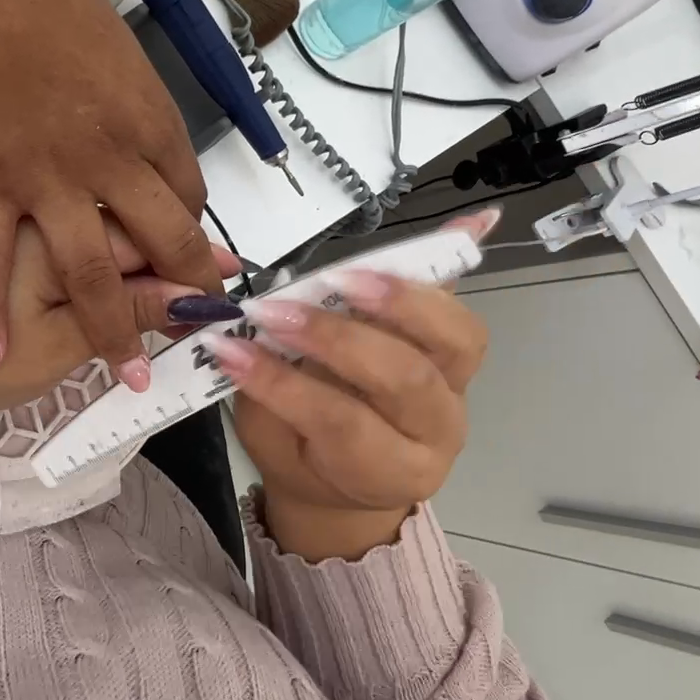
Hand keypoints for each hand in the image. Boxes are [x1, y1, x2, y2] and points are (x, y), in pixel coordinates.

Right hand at [0, 0, 221, 393]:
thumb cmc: (54, 1)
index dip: (193, 232)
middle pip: (161, 243)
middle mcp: (111, 161)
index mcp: (150, 120)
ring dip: (114, 331)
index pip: (187, 195)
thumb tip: (149, 156)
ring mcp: (48, 180)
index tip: (192, 253)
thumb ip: (140, 112)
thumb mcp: (122, 52)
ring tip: (129, 376)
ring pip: (91, 271)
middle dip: (182, 290)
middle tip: (191, 325)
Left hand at [0, 220, 244, 419]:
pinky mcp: (12, 217)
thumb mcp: (55, 344)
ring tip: (187, 259)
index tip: (226, 294)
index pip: (147, 246)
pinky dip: (107, 229)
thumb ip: (123, 311)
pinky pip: (76, 211)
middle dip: (178, 249)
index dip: (189, 272)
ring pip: (109, 209)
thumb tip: (186, 300)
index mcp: (64, 232)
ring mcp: (29, 204)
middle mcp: (52, 203)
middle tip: (221, 276)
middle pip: (135, 218)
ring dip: (147, 234)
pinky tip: (129, 239)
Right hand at [200, 211, 499, 560]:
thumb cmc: (302, 458)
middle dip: (334, 338)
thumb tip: (241, 332)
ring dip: (397, 301)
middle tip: (275, 311)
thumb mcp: (270, 440)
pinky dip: (462, 263)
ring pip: (453, 340)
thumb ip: (264, 390)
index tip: (226, 349)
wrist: (347, 478)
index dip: (282, 383)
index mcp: (385, 469)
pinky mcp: (457, 351)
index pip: (339, 422)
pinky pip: (463, 303)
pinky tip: (472, 220)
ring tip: (342, 278)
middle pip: (402, 378)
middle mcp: (436, 431)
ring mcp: (457, 388)